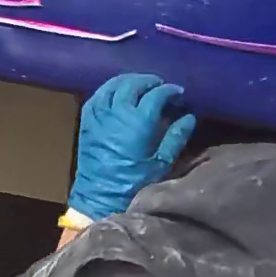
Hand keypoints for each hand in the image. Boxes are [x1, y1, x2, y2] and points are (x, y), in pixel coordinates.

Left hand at [68, 73, 195, 221]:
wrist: (99, 196)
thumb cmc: (134, 182)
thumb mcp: (161, 163)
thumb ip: (176, 137)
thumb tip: (188, 117)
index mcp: (139, 123)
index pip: (156, 95)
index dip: (169, 90)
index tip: (177, 92)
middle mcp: (117, 113)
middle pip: (133, 84)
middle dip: (149, 81)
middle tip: (159, 85)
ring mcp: (99, 115)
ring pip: (113, 86)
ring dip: (128, 81)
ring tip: (139, 84)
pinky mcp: (87, 120)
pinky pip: (97, 96)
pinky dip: (109, 89)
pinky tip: (117, 91)